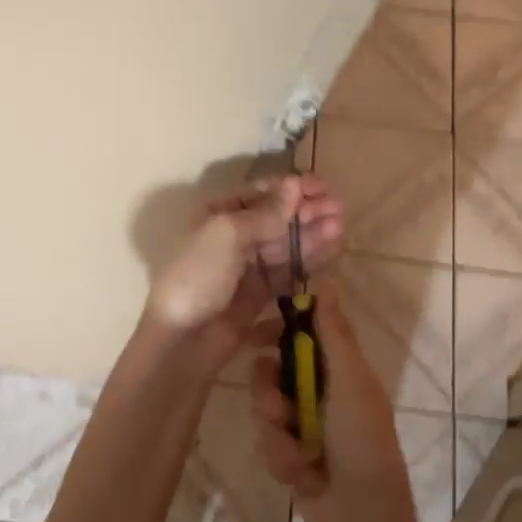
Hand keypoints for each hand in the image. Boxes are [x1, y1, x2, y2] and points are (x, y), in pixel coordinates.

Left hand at [144, 175, 342, 361]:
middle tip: (337, 210)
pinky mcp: (259, 293)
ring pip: (286, 243)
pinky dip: (310, 259)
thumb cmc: (198, 276)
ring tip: (339, 227)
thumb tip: (295, 184)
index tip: (320, 188)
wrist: (182, 337)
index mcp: (216, 214)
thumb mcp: (227, 234)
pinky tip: (333, 249)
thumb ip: (265, 212)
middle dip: (306, 211)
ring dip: (312, 233)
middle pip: (276, 218)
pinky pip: (288, 270)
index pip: (259, 193)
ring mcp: (246, 266)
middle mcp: (232, 236)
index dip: (290, 189)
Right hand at [250, 288, 417, 521]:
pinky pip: (266, 441)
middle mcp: (318, 391)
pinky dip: (281, 456)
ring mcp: (302, 424)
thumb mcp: (349, 382)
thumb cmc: (361, 439)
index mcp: (339, 370)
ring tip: (296, 451)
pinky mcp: (289, 452)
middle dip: (268, 393)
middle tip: (277, 408)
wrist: (359, 512)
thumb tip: (326, 282)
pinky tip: (301, 473)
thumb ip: (333, 334)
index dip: (276, 332)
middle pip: (271, 371)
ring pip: (263, 409)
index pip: (299, 335)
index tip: (254, 336)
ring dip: (275, 432)